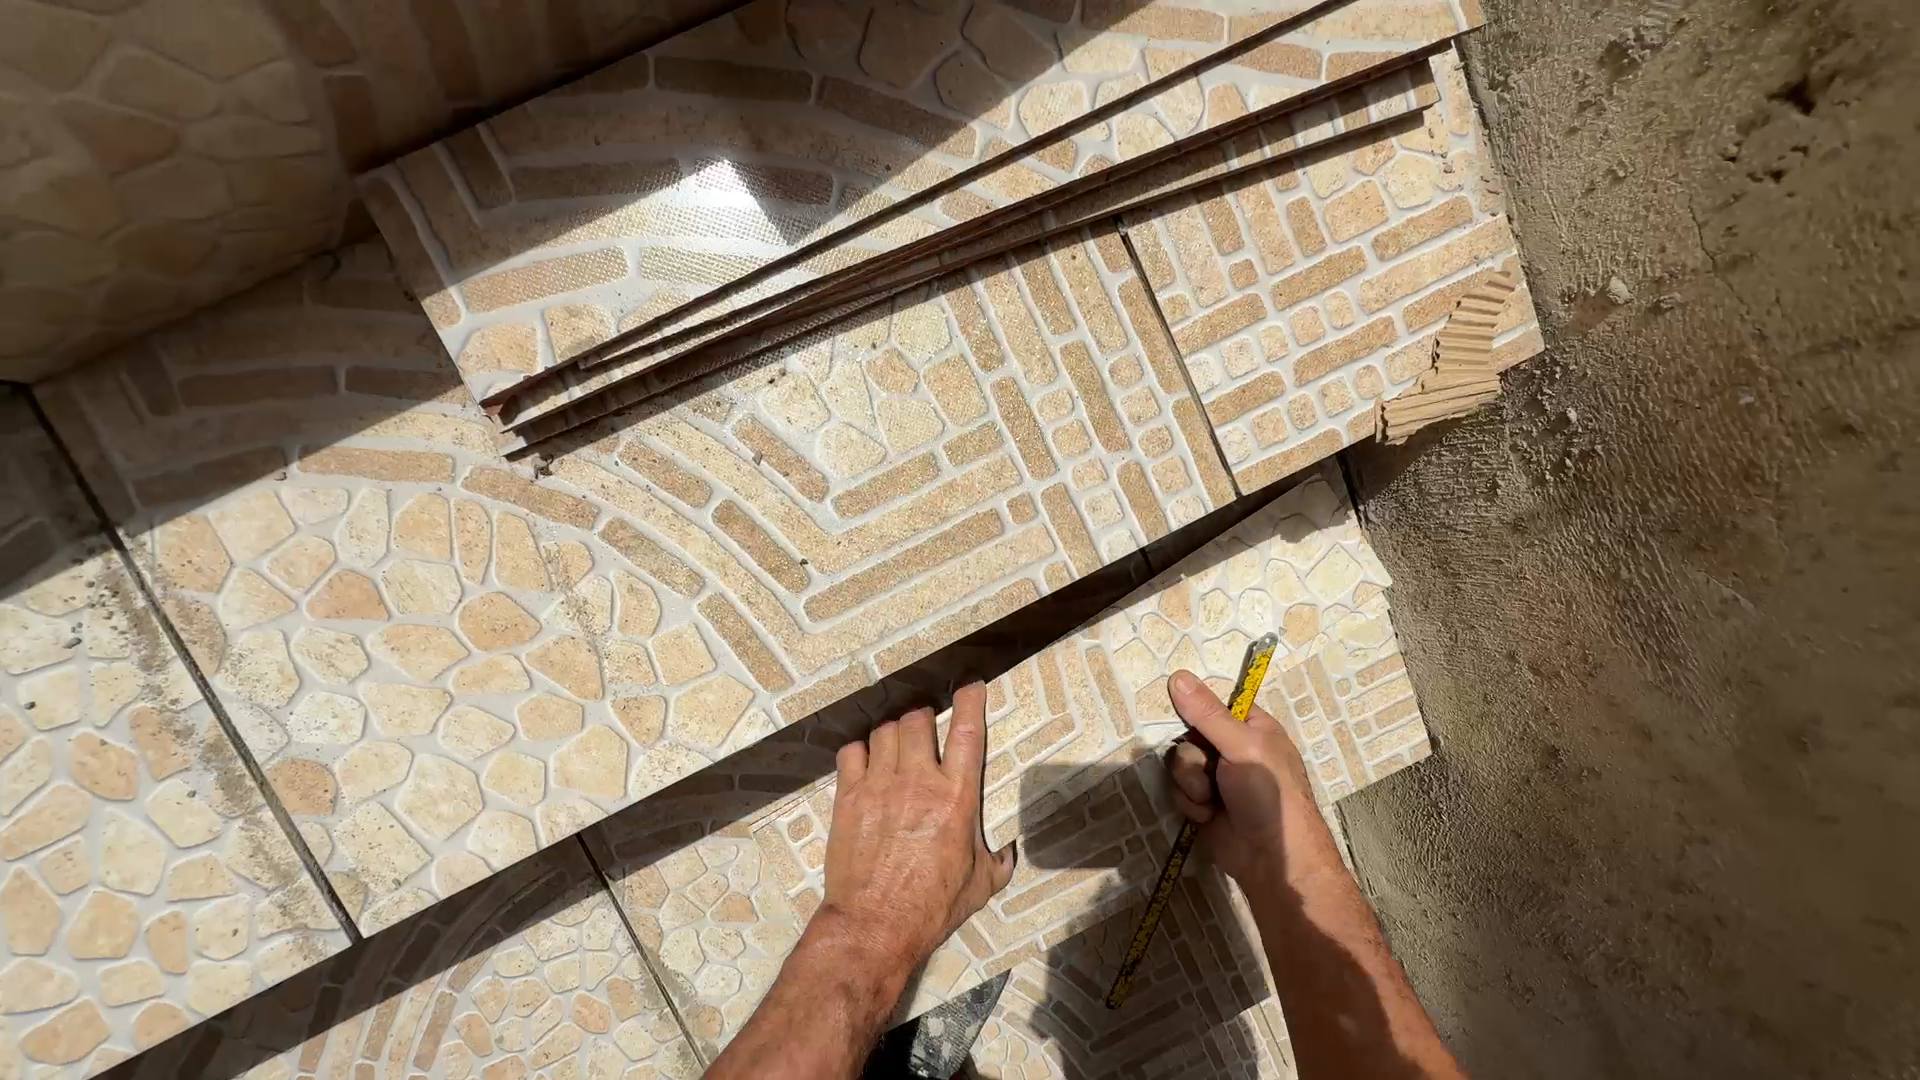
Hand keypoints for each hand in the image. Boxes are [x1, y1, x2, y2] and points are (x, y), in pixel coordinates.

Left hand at [818, 682, 1016, 971]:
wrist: (875, 924)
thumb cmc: (933, 906)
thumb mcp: (982, 884)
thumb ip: (1000, 858)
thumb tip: (1011, 849)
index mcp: (956, 797)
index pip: (967, 732)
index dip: (970, 700)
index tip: (971, 686)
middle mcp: (919, 781)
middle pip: (918, 719)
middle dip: (924, 717)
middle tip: (925, 729)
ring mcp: (880, 785)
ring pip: (885, 730)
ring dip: (894, 732)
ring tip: (896, 744)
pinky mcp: (849, 796)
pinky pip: (852, 751)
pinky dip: (860, 750)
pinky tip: (865, 762)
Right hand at [1163, 669, 1335, 891]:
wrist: (1270, 860)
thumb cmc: (1270, 795)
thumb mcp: (1243, 747)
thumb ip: (1208, 714)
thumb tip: (1177, 675)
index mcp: (1250, 726)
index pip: (1211, 702)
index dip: (1194, 706)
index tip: (1179, 707)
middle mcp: (1230, 747)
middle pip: (1187, 733)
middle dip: (1193, 755)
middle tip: (1210, 767)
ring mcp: (1215, 776)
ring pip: (1179, 762)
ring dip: (1191, 782)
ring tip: (1212, 799)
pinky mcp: (1201, 802)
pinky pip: (1177, 789)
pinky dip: (1190, 803)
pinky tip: (1208, 815)